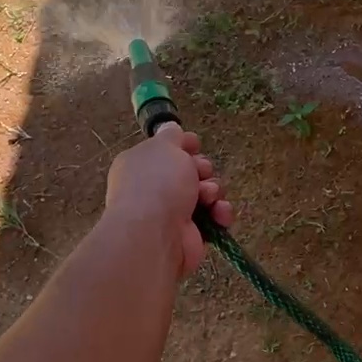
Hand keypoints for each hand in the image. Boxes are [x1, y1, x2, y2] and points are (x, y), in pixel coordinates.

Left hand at [103, 125, 232, 277]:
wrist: (155, 234)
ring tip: (208, 197)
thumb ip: (172, 136)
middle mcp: (154, 188)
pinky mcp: (190, 233)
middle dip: (202, 169)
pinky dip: (220, 213)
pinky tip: (219, 214)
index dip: (184, 146)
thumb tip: (170, 127)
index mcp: (141, 164)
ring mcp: (172, 212)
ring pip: (206, 193)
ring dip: (213, 191)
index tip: (195, 145)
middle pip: (191, 170)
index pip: (166, 150)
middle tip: (200, 172)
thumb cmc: (157, 183)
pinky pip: (213, 217)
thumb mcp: (165, 147)